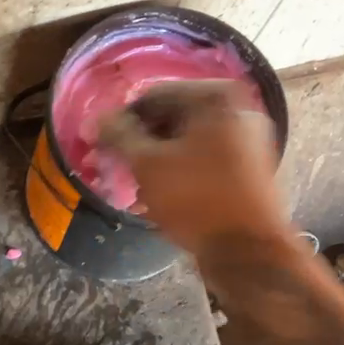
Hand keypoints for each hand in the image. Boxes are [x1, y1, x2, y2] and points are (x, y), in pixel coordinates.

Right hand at [96, 79, 290, 251]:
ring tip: (134, 186)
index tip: (101, 147)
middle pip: (172, 118)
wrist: (246, 248)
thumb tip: (96, 120)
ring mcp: (246, 138)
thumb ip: (118, 136)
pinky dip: (178, 171)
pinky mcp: (247, 167)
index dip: (121, 121)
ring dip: (156, 160)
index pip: (152, 96)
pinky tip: (159, 195)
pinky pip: (203, 159)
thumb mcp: (147, 164)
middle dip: (139, 143)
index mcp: (215, 97)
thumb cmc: (195, 199)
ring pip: (186, 141)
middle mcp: (237, 108)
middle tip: (114, 167)